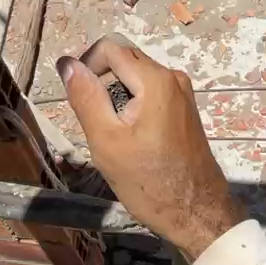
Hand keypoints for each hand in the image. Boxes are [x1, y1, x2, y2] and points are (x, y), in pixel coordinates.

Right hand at [58, 34, 243, 260]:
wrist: (198, 215)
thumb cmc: (149, 182)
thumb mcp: (107, 141)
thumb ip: (86, 97)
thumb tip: (67, 63)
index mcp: (155, 79)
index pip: (109, 49)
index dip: (87, 67)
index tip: (81, 101)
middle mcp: (172, 76)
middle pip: (124, 60)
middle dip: (102, 82)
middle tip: (97, 123)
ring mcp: (182, 92)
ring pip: (136, 76)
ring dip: (117, 95)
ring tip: (114, 133)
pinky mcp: (185, 107)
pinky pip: (151, 90)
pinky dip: (134, 103)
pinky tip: (132, 136)